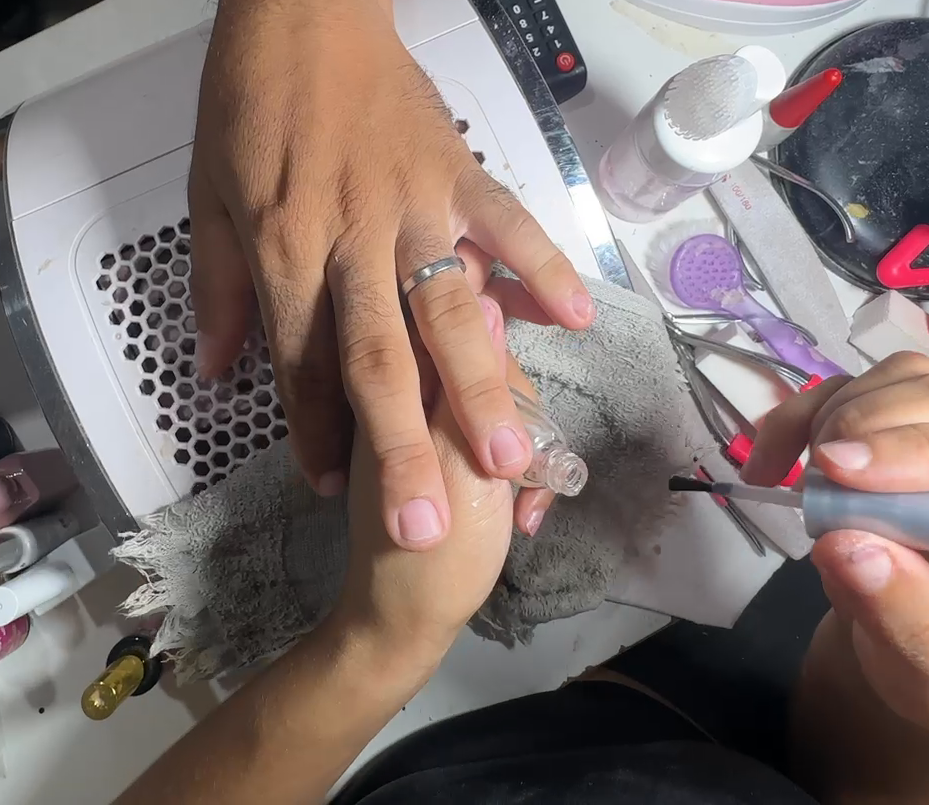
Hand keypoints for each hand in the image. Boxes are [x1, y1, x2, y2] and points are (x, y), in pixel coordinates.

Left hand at [188, 0, 592, 550]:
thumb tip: (218, 376)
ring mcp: (411, 206)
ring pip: (446, 309)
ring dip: (476, 386)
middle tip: (426, 529)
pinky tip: (574, 318)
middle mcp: (349, 241)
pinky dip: (542, 264)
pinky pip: (505, 222)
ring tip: (509, 459)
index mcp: (282, 252)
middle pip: (377, 357)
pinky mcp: (455, 168)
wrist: (301, 8)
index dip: (314, 433)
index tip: (333, 495)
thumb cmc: (247, 101)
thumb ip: (218, 293)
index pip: (302, 364)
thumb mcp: (207, 197)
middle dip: (400, 449)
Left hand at [327, 294, 555, 667]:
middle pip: (488, 358)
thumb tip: (485, 300)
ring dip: (528, 448)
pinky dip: (520, 467)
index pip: (455, 317)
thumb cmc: (431, 558)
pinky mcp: (451, 448)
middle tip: (522, 470)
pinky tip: (525, 508)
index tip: (527, 372)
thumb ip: (467, 385)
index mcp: (400, 383)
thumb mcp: (460, 467)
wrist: (407, 628)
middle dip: (520, 412)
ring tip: (526, 504)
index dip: (498, 339)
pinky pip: (497, 432)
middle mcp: (413, 390)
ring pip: (502, 399)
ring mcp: (431, 420)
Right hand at [745, 354, 928, 788]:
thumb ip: (907, 621)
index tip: (838, 467)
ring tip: (800, 472)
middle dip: (878, 424)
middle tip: (816, 471)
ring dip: (842, 410)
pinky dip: (811, 409)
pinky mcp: (924, 429)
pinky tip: (777, 456)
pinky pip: (868, 387)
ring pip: (915, 379)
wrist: (912, 658)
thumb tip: (845, 545)